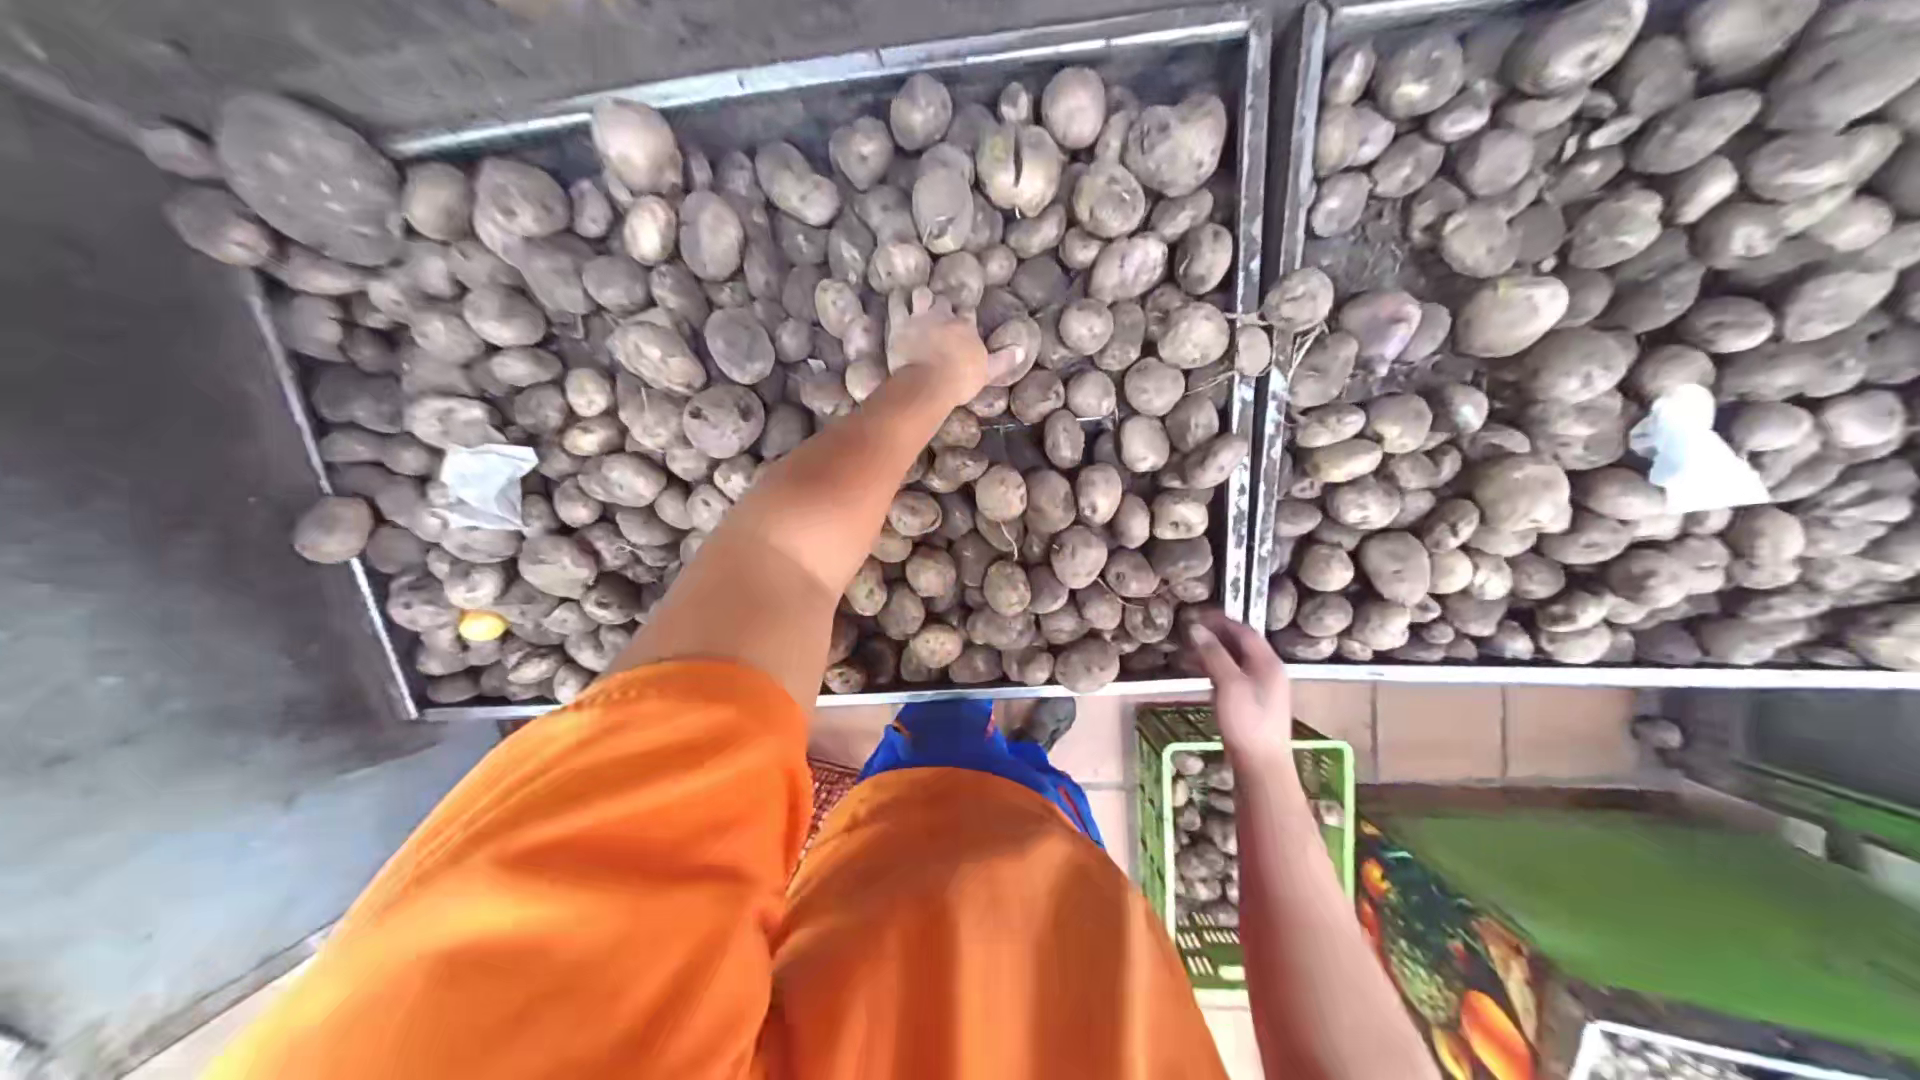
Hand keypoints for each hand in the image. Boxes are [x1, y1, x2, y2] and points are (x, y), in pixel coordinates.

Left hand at [887, 287, 1018, 406]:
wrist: (929, 383)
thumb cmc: (960, 379)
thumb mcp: (987, 372)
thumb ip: (1003, 360)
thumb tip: (1021, 350)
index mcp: (966, 326)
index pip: (968, 313)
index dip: (965, 316)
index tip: (964, 320)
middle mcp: (944, 316)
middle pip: (944, 301)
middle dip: (943, 304)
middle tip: (941, 312)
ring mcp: (920, 318)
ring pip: (922, 295)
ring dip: (922, 297)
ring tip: (921, 300)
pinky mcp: (900, 325)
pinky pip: (897, 305)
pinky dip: (897, 301)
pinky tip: (897, 298)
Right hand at [1185, 611, 1298, 783]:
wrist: (1262, 764)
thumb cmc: (1246, 721)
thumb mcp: (1229, 684)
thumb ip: (1213, 654)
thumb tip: (1196, 628)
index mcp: (1269, 663)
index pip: (1244, 631)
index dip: (1221, 620)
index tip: (1197, 615)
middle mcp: (1269, 672)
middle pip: (1241, 644)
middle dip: (1216, 635)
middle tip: (1190, 631)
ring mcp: (1263, 689)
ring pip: (1236, 661)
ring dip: (1213, 652)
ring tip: (1189, 650)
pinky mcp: (1254, 703)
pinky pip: (1233, 676)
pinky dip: (1216, 669)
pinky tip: (1200, 673)